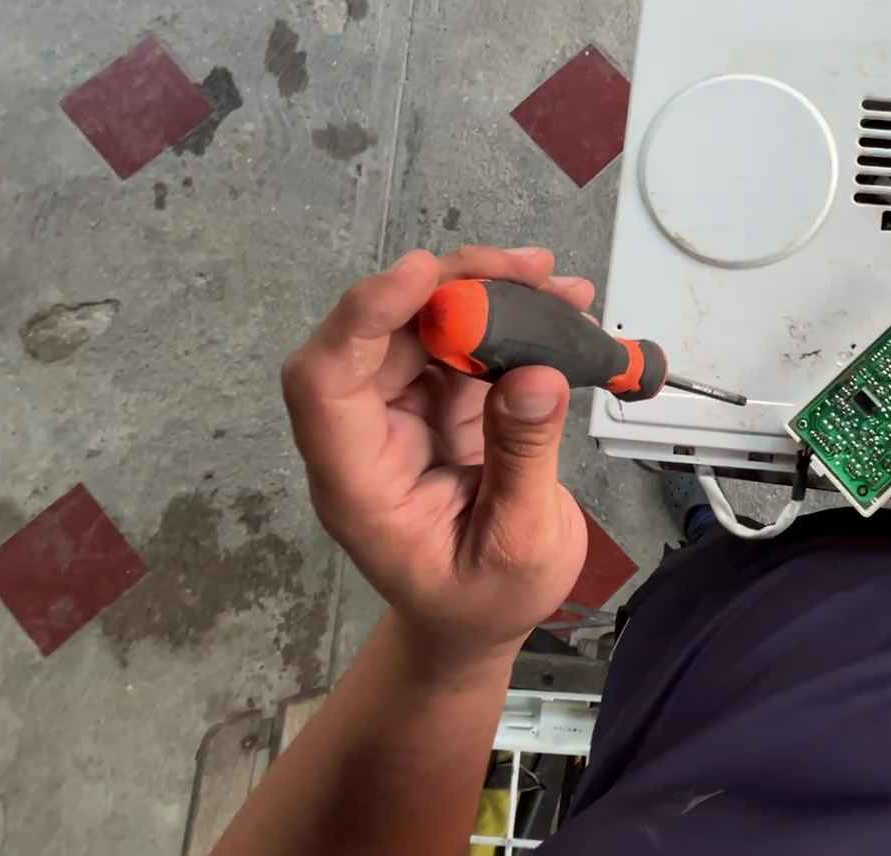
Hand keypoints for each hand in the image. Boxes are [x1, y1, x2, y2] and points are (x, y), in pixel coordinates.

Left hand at [281, 247, 592, 673]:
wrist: (483, 622)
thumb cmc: (485, 603)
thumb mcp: (516, 543)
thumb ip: (522, 460)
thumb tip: (538, 373)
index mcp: (360, 480)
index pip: (327, 382)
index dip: (363, 317)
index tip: (424, 272)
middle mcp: (374, 434)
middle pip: (385, 336)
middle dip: (454, 287)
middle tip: (530, 268)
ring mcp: (410, 416)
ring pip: (432, 330)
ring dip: (492, 296)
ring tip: (559, 283)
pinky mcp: (450, 408)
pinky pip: (475, 348)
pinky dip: (517, 323)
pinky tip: (563, 311)